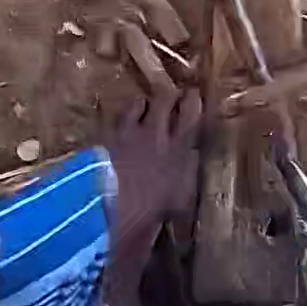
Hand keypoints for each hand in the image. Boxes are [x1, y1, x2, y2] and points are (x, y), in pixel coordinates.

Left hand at [101, 90, 201, 283]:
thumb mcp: (178, 205)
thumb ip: (184, 189)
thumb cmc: (152, 212)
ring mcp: (133, 131)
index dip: (195, 102)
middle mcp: (160, 134)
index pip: (193, 117)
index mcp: (181, 151)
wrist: (114, 205)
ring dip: (147, 101)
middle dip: (172, 95)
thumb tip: (189, 187)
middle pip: (167, 102)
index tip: (195, 95)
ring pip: (143, 103)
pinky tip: (126, 114)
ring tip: (147, 102)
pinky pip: (123, 114)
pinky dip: (128, 111)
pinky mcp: (112, 134)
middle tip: (174, 93)